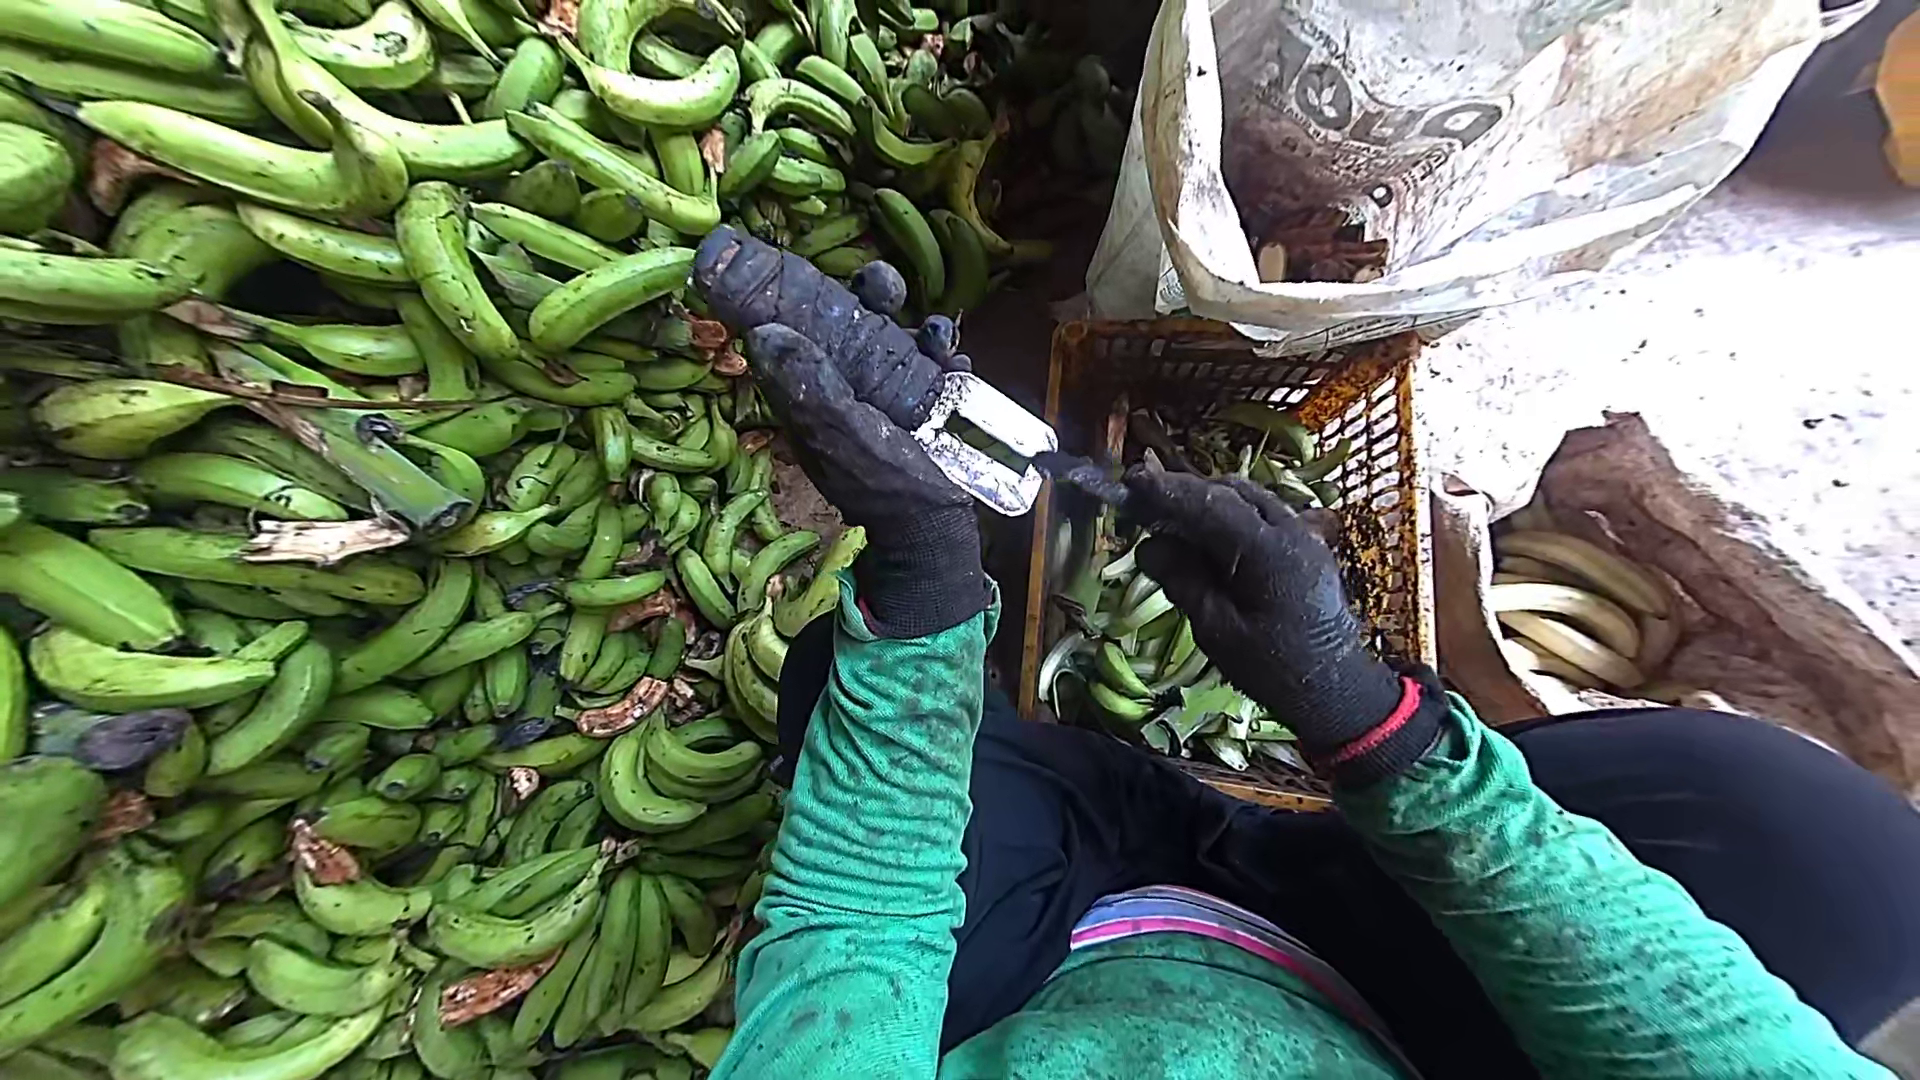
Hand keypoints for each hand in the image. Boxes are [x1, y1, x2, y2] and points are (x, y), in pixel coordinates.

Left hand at [694, 228, 987, 636]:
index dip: (779, 294)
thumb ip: (813, 390)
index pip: (786, 335)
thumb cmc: (889, 492)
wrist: (933, 534)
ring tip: (938, 335)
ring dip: (916, 326)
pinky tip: (959, 365)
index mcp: (812, 398)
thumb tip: (765, 331)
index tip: (782, 258)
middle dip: (865, 297)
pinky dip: (945, 360)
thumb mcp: (847, 439)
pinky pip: (930, 368)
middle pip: (845, 326)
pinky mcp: (921, 407)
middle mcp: (845, 390)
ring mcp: (885, 398)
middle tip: (884, 284)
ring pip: (893, 340)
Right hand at [1124, 469, 1437, 784]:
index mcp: (1268, 553)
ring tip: (1169, 513)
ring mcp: (1303, 535)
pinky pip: (1261, 512)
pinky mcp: (1304, 545)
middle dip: (1184, 490)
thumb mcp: (1216, 629)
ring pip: (1248, 496)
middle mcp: (1290, 531)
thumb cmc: (1272, 667)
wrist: (1335, 689)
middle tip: (1143, 497)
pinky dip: (1228, 511)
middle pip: (1229, 491)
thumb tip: (1148, 545)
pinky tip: (1206, 530)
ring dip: (1206, 498)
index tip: (1131, 481)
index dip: (1167, 491)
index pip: (1209, 505)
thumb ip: (1183, 580)